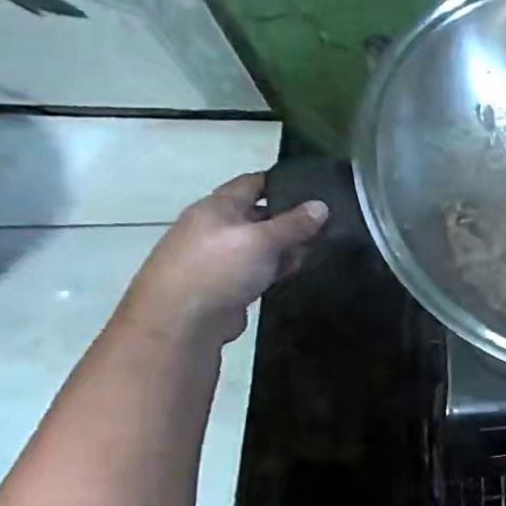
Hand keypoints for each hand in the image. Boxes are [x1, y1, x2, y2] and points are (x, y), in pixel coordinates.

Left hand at [126, 172, 327, 342]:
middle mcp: (214, 228)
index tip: (310, 185)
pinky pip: (254, 270)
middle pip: (256, 216)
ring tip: (316, 248)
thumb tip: (321, 206)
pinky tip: (292, 272)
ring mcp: (218, 259)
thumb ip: (294, 224)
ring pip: (257, 246)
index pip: (250, 183)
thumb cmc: (220, 268)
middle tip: (323, 222)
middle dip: (286, 219)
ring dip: (283, 247)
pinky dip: (273, 269)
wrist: (182, 323)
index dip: (278, 181)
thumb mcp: (263, 240)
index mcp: (217, 207)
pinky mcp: (224, 287)